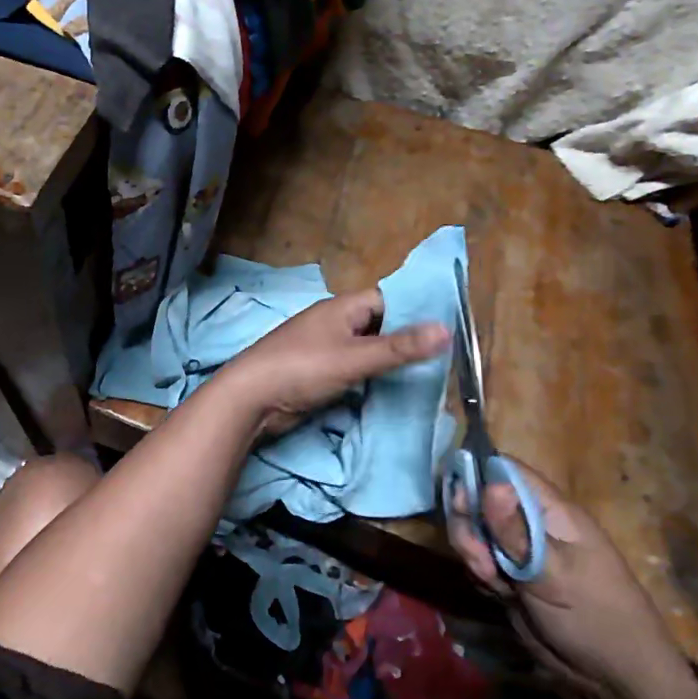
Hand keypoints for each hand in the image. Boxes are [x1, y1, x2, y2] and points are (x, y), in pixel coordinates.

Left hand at [215, 288, 449, 434]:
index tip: (445, 327)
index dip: (415, 310)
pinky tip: (390, 390)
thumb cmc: (302, 368)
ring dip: (388, 362)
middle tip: (440, 357)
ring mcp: (324, 349)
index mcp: (343, 308)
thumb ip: (400, 347)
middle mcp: (334, 323)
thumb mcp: (355, 357)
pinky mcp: (318, 374)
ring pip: (366, 350)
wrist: (250, 399)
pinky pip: (353, 371)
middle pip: (379, 325)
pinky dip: (370, 378)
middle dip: (405, 340)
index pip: (388, 300)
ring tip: (424, 375)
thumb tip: (447, 330)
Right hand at [447, 461, 673, 695]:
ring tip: (490, 580)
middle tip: (478, 556)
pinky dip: (480, 575)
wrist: (614, 678)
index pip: (506, 471)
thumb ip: (516, 532)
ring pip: (478, 534)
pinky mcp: (512, 579)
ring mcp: (521, 552)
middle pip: (483, 502)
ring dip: (473, 553)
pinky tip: (494, 593)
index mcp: (550, 510)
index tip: (457, 497)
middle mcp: (533, 524)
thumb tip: (491, 483)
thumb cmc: (595, 616)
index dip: (478, 474)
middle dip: (470, 524)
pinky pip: (482, 563)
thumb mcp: (554, 574)